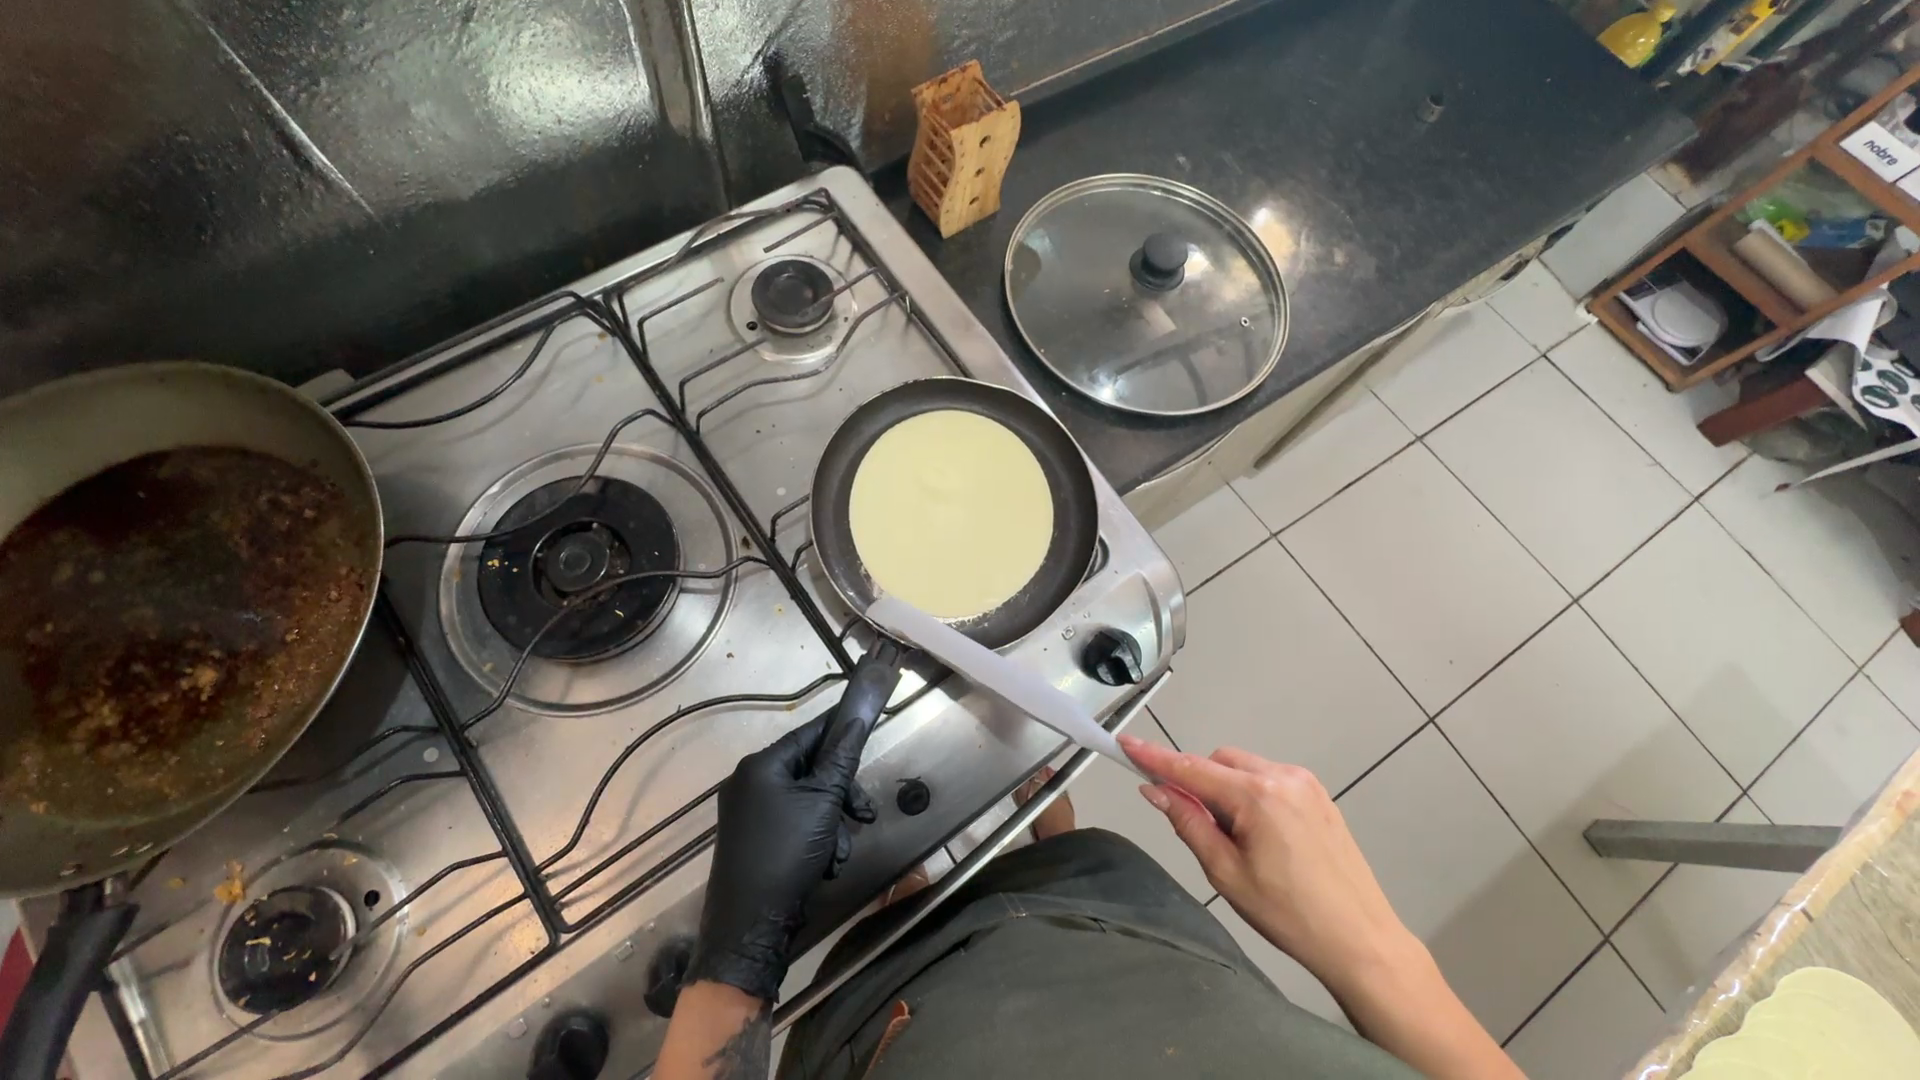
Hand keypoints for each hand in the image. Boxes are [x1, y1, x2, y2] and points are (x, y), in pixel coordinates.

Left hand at [687, 711, 876, 1002]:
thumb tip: (856, 716)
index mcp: (761, 765)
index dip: (841, 730)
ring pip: (807, 801)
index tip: (869, 727)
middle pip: (811, 770)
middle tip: (866, 815)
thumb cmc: (788, 851)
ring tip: (841, 853)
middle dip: (842, 794)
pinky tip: (826, 865)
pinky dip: (815, 838)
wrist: (750, 922)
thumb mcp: (824, 801)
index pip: (810, 733)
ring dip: (832, 823)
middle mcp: (749, 782)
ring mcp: (748, 812)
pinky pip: (794, 823)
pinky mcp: (752, 838)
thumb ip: (842, 757)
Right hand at [1119, 736, 1415, 990]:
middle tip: (1200, 829)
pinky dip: (1251, 794)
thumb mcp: (1226, 873)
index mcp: (1257, 796)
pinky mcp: (1319, 796)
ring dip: (1225, 788)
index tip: (1124, 742)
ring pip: (1244, 768)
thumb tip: (1155, 790)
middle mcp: (1283, 776)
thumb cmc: (1287, 914)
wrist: (1361, 941)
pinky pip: (1269, 779)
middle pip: (1218, 761)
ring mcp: (1306, 783)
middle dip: (1198, 782)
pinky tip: (1262, 836)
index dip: (1154, 757)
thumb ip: (1188, 823)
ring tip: (1237, 840)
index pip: (1191, 768)